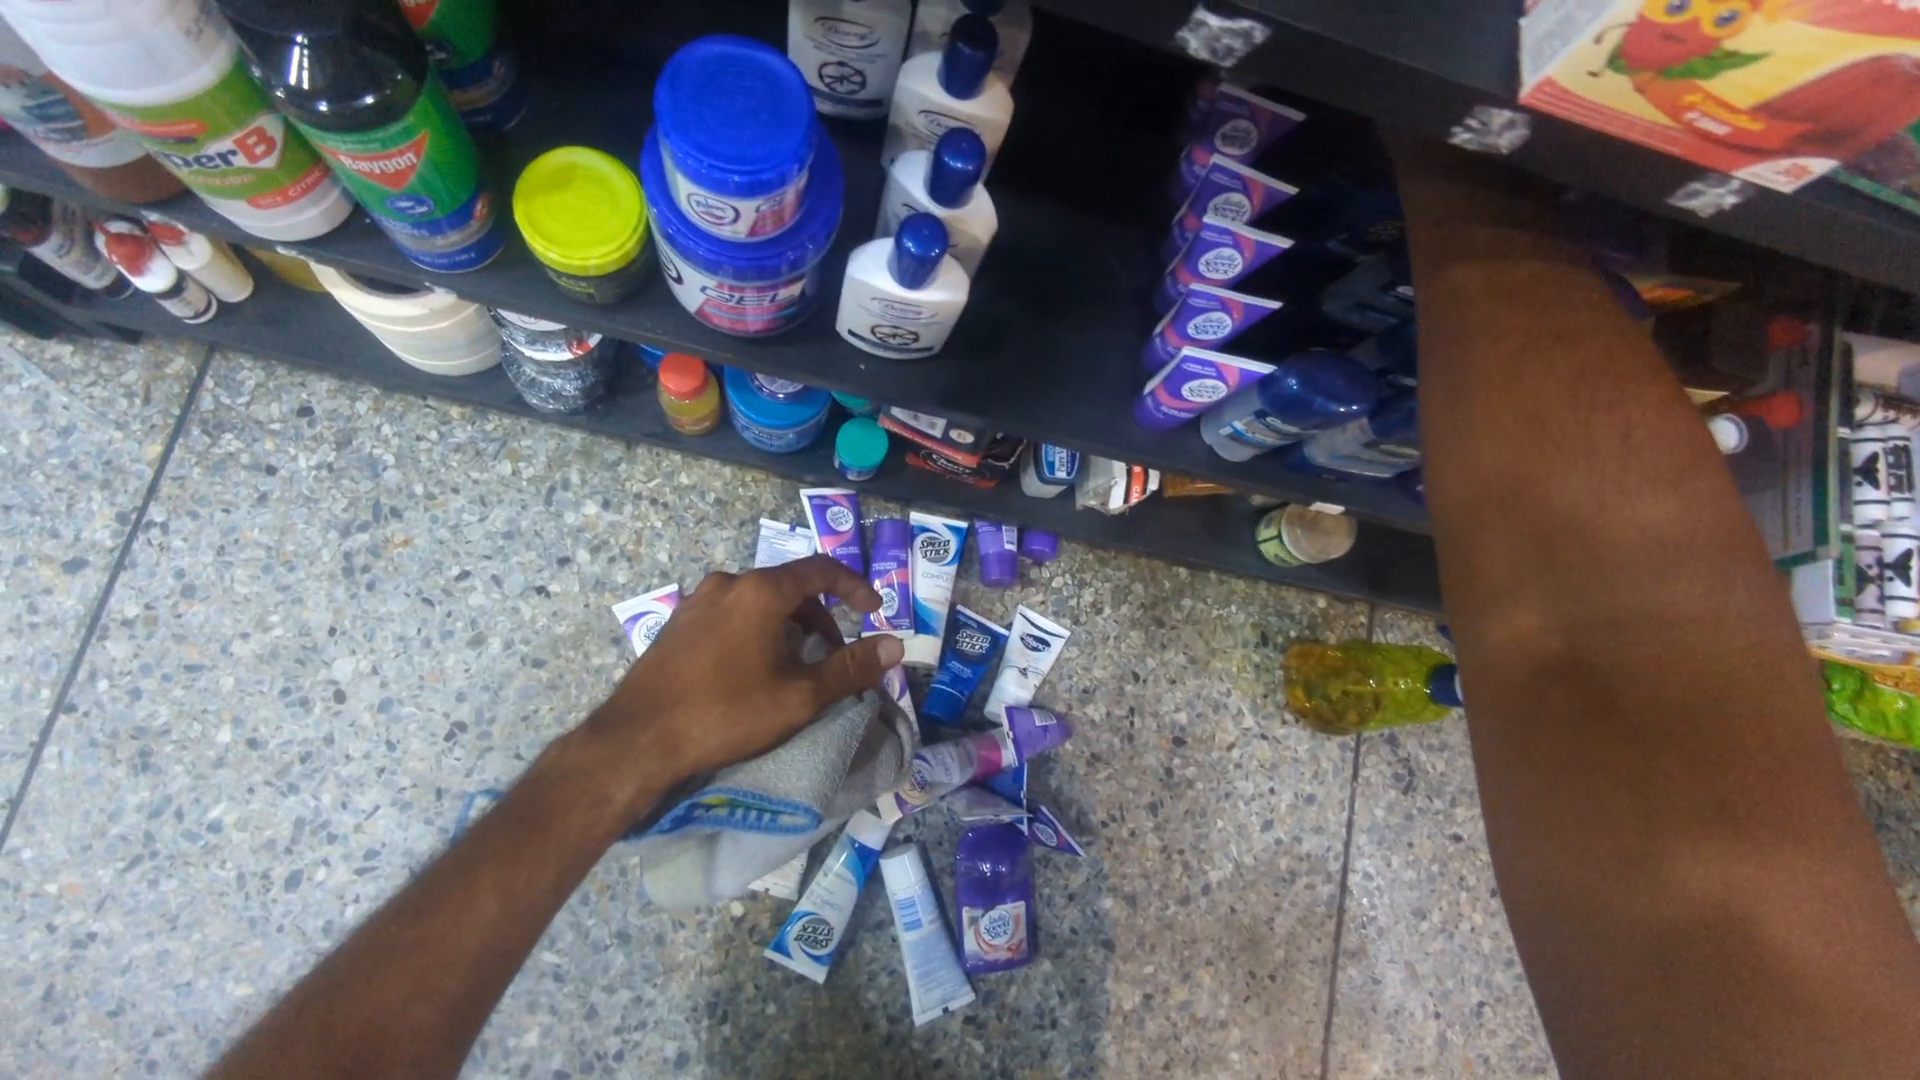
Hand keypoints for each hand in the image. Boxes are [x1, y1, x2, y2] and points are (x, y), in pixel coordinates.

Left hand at [584, 555, 905, 805]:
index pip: (821, 569)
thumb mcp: (800, 695)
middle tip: (835, 654)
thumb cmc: (726, 713)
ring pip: (759, 602)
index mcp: (761, 590)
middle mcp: (728, 583)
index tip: (874, 610)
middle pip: (790, 587)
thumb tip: (896, 647)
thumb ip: (852, 667)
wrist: (637, 740)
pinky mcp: (677, 625)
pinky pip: (732, 615)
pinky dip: (757, 631)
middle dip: (821, 616)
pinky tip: (754, 671)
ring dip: (789, 626)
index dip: (855, 586)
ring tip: (797, 667)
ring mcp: (697, 602)